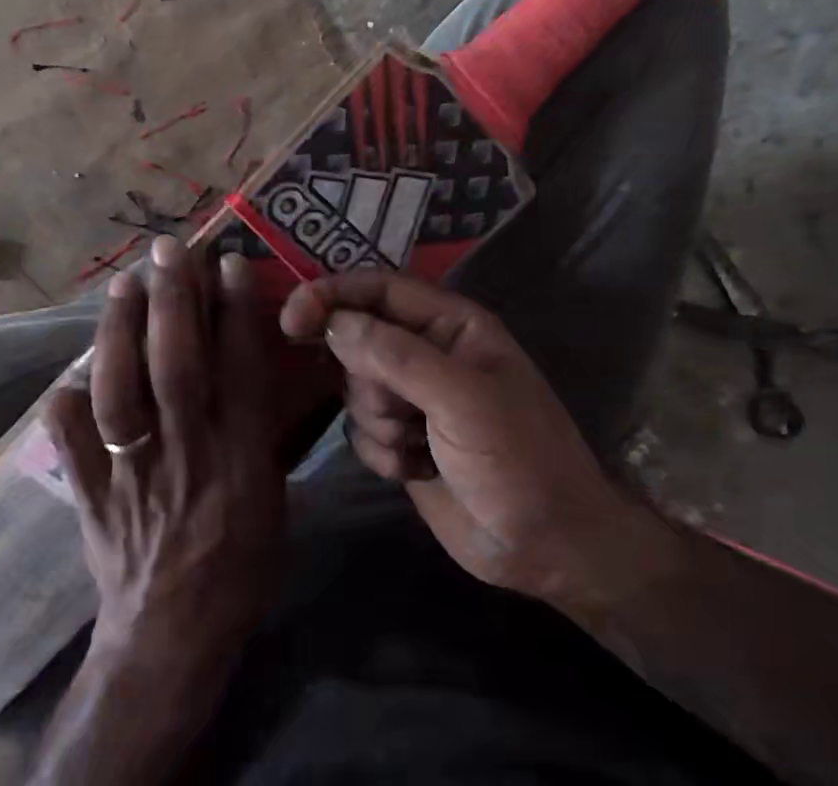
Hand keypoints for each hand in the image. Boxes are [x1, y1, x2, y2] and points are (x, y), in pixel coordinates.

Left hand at [46, 236, 290, 653]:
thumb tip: (247, 367)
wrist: (170, 636)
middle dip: (172, 302)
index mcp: (241, 465)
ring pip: (120, 393)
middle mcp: (187, 459)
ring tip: (122, 285)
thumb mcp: (271, 501)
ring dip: (119, 333)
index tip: (228, 263)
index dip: (235, 314)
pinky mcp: (91, 494)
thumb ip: (259, 434)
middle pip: (176, 369)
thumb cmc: (237, 567)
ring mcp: (132, 476)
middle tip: (167, 250)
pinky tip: (68, 378)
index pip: (240, 374)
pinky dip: (65, 405)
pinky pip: (70, 443)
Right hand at [279, 271, 682, 613]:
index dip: (331, 295)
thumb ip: (397, 356)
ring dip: (378, 422)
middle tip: (404, 412)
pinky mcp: (398, 438)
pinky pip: (358, 430)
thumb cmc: (521, 461)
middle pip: (356, 341)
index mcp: (451, 326)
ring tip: (421, 445)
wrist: (547, 549)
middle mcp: (426, 353)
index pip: (377, 289)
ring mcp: (411, 398)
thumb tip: (332, 323)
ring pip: (352, 389)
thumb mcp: (465, 401)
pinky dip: (381, 452)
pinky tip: (417, 469)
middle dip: (367, 382)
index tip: (290, 318)